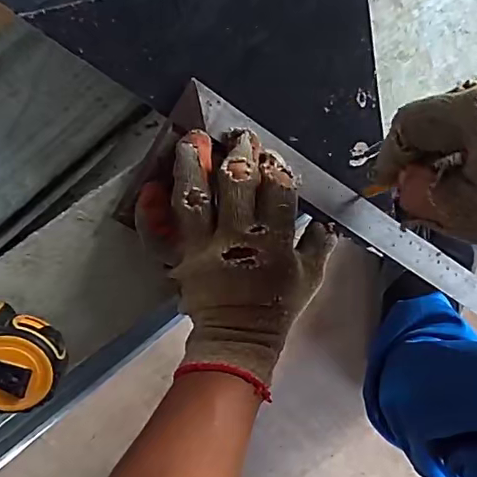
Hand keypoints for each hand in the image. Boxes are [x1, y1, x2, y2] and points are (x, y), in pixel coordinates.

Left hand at [137, 129, 332, 392]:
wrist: (239, 339)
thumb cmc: (276, 308)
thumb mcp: (311, 277)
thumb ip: (319, 243)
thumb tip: (325, 217)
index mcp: (276, 242)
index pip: (278, 192)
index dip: (273, 167)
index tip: (270, 156)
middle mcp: (238, 239)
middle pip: (236, 185)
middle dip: (238, 153)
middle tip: (238, 137)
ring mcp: (204, 247)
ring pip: (194, 198)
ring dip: (192, 165)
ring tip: (192, 141)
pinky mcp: (180, 258)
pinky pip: (159, 232)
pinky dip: (150, 211)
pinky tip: (151, 187)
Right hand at [373, 67, 476, 293]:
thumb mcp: (463, 211)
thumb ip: (418, 193)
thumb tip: (403, 181)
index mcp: (475, 105)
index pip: (409, 121)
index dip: (391, 157)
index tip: (386, 186)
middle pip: (432, 116)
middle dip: (418, 154)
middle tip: (416, 190)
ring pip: (455, 118)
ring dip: (442, 150)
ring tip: (448, 185)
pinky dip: (469, 144)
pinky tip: (476, 173)